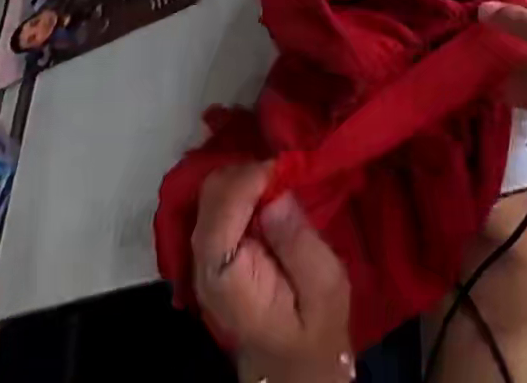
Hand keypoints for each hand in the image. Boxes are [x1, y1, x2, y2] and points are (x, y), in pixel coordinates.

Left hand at [192, 162, 353, 382]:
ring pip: (209, 196)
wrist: (293, 370)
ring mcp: (202, 261)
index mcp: (227, 279)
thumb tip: (275, 194)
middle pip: (209, 198)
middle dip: (246, 173)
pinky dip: (238, 187)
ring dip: (242, 177)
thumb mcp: (324, 286)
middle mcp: (203, 267)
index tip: (284, 165)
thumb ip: (298, 240)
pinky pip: (216, 206)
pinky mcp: (211, 255)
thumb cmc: (314, 329)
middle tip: (286, 169)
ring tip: (280, 176)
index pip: (220, 213)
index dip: (248, 180)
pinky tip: (266, 189)